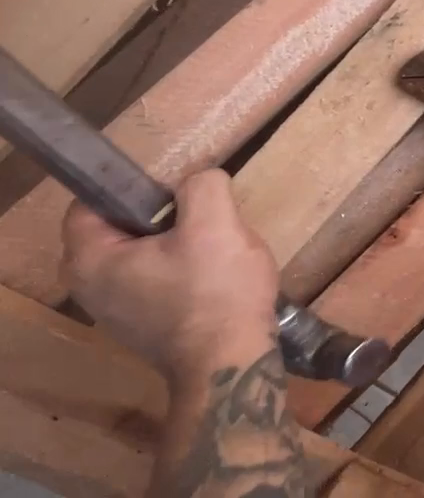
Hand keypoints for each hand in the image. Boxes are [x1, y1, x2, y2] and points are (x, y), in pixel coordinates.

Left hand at [62, 169, 279, 387]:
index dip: (127, 187)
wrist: (226, 357)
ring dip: (172, 240)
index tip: (174, 183)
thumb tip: (199, 177)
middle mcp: (89, 286)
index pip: (86, 208)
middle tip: (204, 211)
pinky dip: (177, 265)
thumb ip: (203, 189)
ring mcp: (113, 309)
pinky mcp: (140, 322)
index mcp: (91, 261)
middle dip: (158, 214)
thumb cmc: (215, 289)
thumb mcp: (217, 226)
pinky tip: (213, 270)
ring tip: (215, 239)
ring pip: (136, 255)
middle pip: (115, 231)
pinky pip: (151, 279)